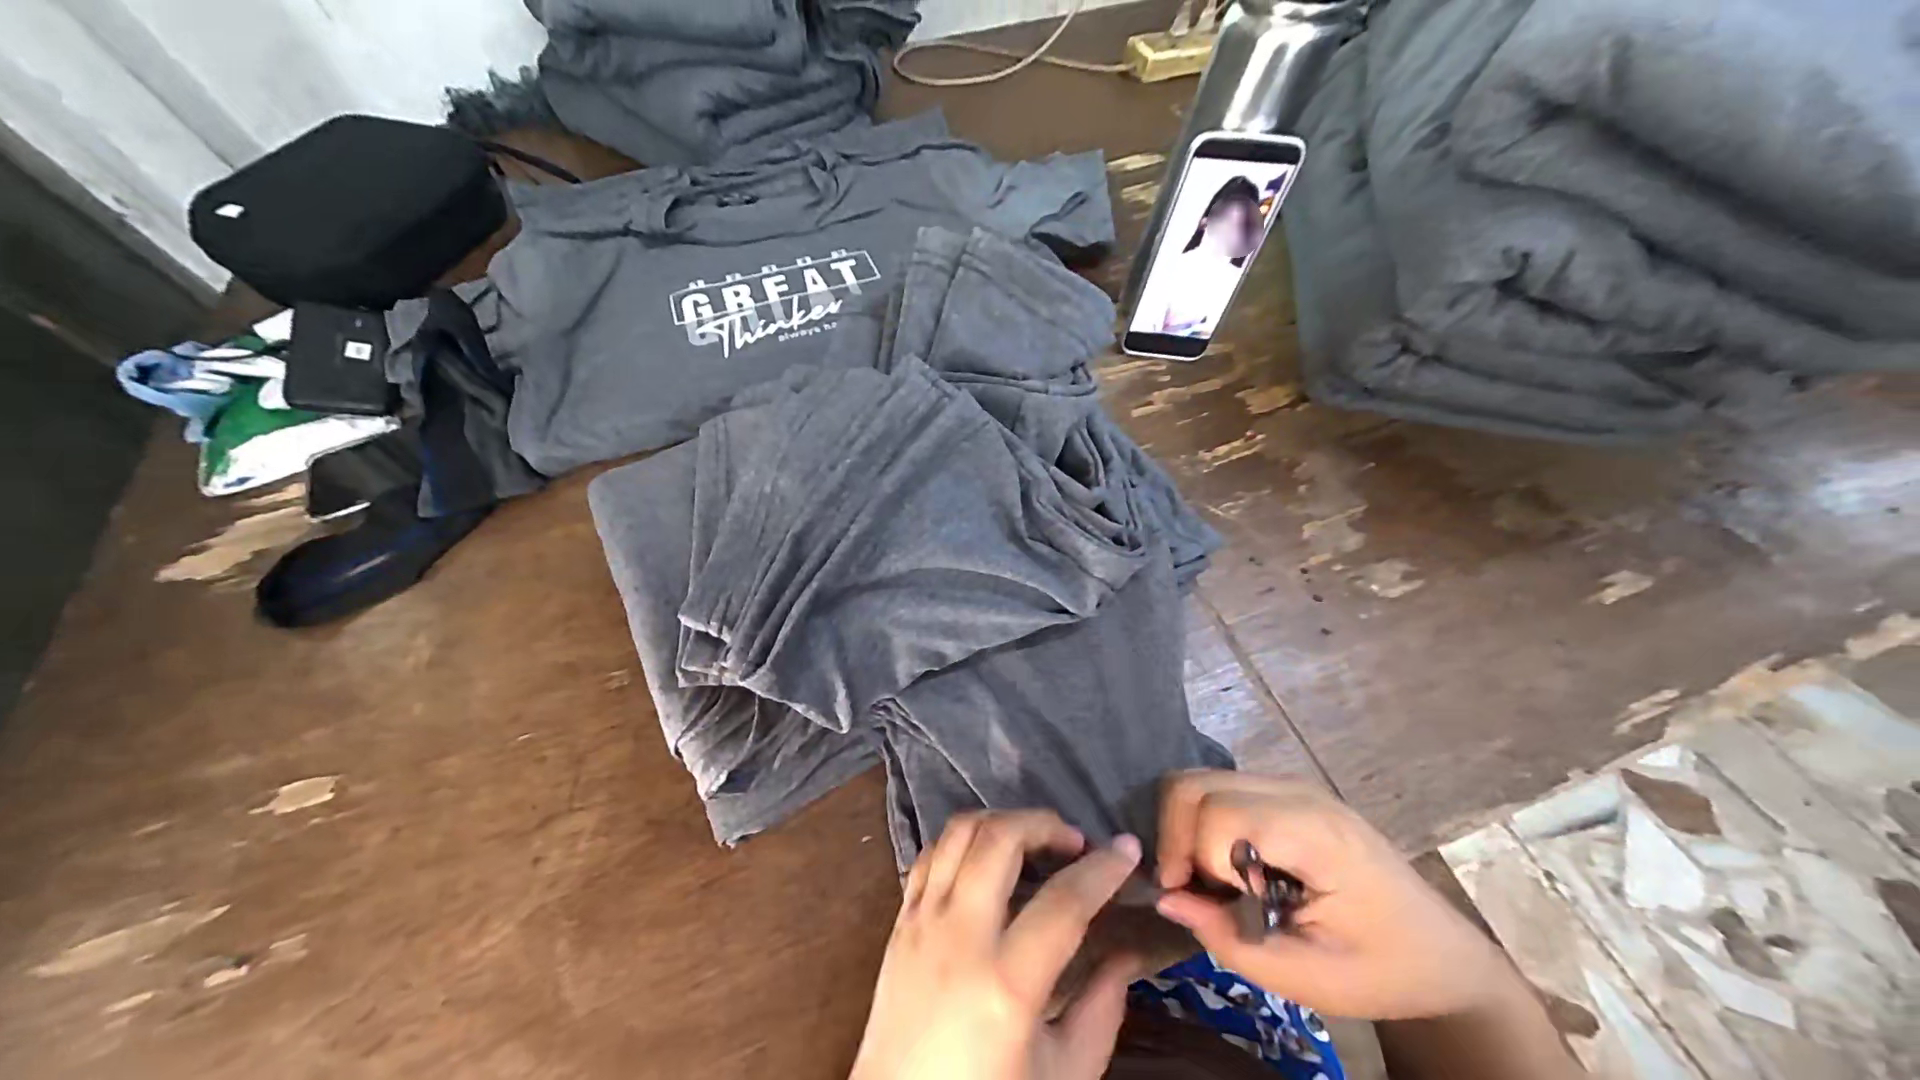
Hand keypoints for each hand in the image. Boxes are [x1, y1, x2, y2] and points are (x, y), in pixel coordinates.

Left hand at [850, 811, 1144, 1079]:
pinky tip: (986, 857)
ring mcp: (922, 921)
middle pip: (1000, 839)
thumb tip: (1128, 952)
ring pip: (959, 832)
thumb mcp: (1063, 1073)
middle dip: (1044, 823)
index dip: (1103, 868)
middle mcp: (960, 936)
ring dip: (1002, 822)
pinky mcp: (900, 920)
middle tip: (1073, 841)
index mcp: (1008, 984)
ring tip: (1031, 840)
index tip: (1126, 849)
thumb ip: (1102, 1008)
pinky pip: (930, 853)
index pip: (1064, 901)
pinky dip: (963, 840)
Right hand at [1152, 772, 1518, 1020]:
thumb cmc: (1381, 972)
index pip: (1217, 815)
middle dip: (1175, 835)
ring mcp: (1290, 786)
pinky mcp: (1284, 793)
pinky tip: (1223, 866)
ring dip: (1185, 828)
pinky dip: (1201, 822)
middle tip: (1186, 887)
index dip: (1190, 857)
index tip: (1192, 903)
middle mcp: (1297, 793)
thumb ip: (1227, 938)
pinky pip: (1219, 789)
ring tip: (1205, 879)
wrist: (1443, 954)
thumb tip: (1166, 899)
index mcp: (1314, 834)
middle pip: (1197, 784)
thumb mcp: (1305, 978)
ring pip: (1201, 780)